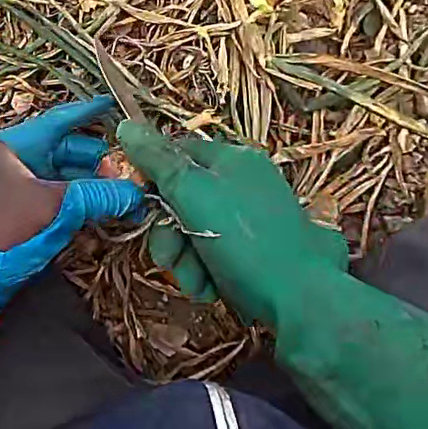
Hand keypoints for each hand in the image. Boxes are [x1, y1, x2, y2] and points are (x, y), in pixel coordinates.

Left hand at [0, 105, 143, 317]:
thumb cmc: (3, 232)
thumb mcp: (55, 208)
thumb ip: (99, 195)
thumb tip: (137, 191)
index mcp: (10, 145)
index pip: (57, 121)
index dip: (87, 112)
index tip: (112, 104)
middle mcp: (10, 157)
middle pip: (65, 149)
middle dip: (98, 161)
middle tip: (129, 177)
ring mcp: (12, 183)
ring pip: (62, 174)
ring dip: (91, 184)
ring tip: (122, 197)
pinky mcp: (16, 207)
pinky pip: (54, 194)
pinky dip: (77, 200)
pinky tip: (101, 210)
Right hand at [117, 120, 427, 428]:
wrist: (303, 303)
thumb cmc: (243, 240)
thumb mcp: (191, 193)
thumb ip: (155, 159)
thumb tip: (125, 124)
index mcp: (232, 160)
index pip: (174, 153)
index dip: (150, 179)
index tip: (141, 205)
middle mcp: (243, 184)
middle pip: (178, 198)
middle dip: (166, 233)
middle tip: (168, 256)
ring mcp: (251, 220)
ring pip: (191, 231)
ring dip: (182, 259)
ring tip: (195, 280)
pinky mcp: (256, 253)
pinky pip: (213, 254)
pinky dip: (205, 272)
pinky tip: (211, 287)